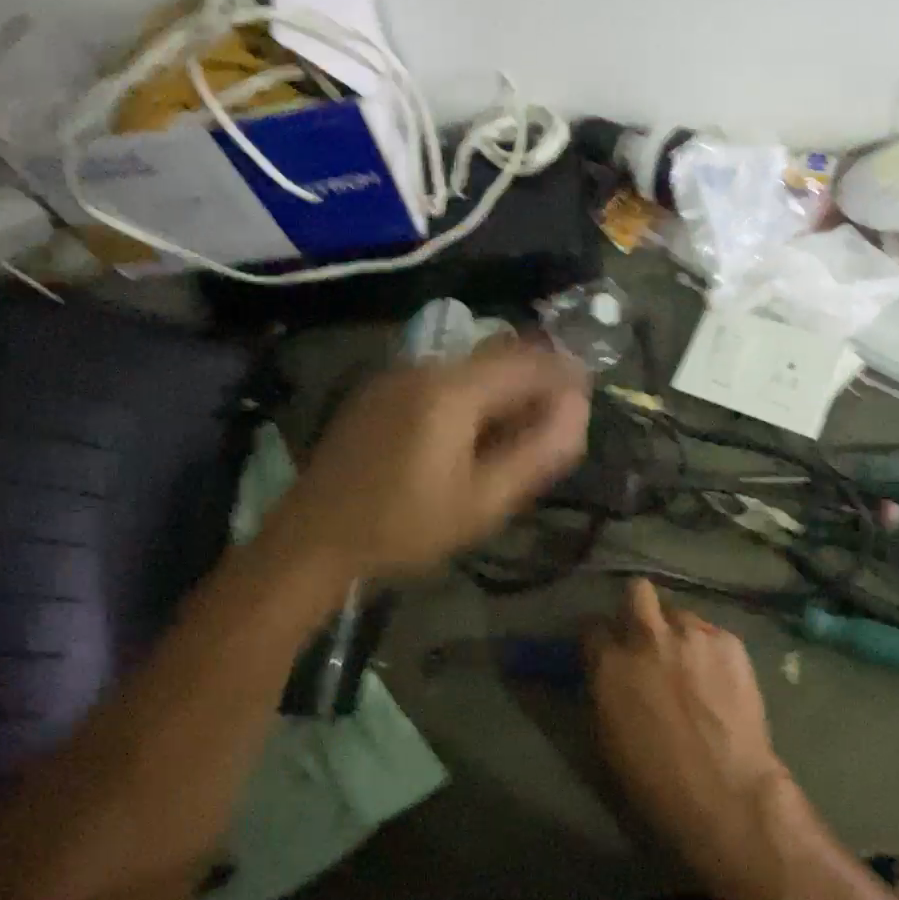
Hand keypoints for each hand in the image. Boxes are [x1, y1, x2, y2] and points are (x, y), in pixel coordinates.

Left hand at [269, 343, 589, 577]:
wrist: (310, 543)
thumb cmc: (404, 528)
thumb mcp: (484, 502)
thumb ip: (538, 452)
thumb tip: (580, 411)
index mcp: (452, 391)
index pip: (528, 362)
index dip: (566, 375)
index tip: (588, 399)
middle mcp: (425, 368)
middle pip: (500, 356)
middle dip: (537, 381)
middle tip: (558, 421)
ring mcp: (397, 376)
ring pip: (472, 366)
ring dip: (506, 388)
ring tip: (520, 431)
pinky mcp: (380, 391)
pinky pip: (444, 378)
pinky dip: (474, 394)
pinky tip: (474, 433)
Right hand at [586, 580, 792, 896]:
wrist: (725, 789)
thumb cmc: (656, 781)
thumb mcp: (608, 737)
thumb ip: (605, 691)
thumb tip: (608, 673)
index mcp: (611, 665)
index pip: (592, 628)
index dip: (599, 639)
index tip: (606, 649)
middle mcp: (649, 637)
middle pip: (637, 591)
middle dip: (637, 607)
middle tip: (645, 634)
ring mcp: (693, 634)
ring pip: (679, 613)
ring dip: (677, 632)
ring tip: (690, 660)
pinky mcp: (729, 639)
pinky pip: (712, 632)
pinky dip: (709, 648)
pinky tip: (718, 676)